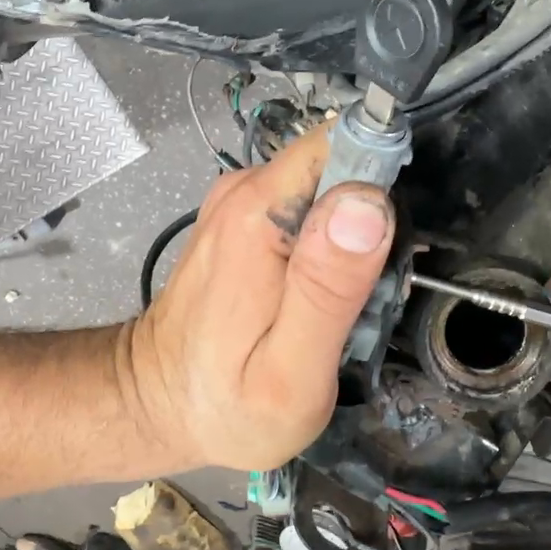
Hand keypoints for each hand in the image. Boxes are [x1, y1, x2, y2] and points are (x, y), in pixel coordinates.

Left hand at [123, 127, 394, 471]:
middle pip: (337, 165)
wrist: (158, 404)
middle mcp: (244, 190)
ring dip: (350, 237)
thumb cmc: (225, 404)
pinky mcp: (241, 216)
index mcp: (256, 213)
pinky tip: (317, 293)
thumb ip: (329, 286)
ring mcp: (238, 200)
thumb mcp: (290, 370)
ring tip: (343, 303)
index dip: (380, 183)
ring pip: (325, 186)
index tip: (392, 244)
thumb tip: (368, 204)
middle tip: (367, 294)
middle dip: (369, 218)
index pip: (341, 145)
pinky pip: (303, 205)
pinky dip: (325, 243)